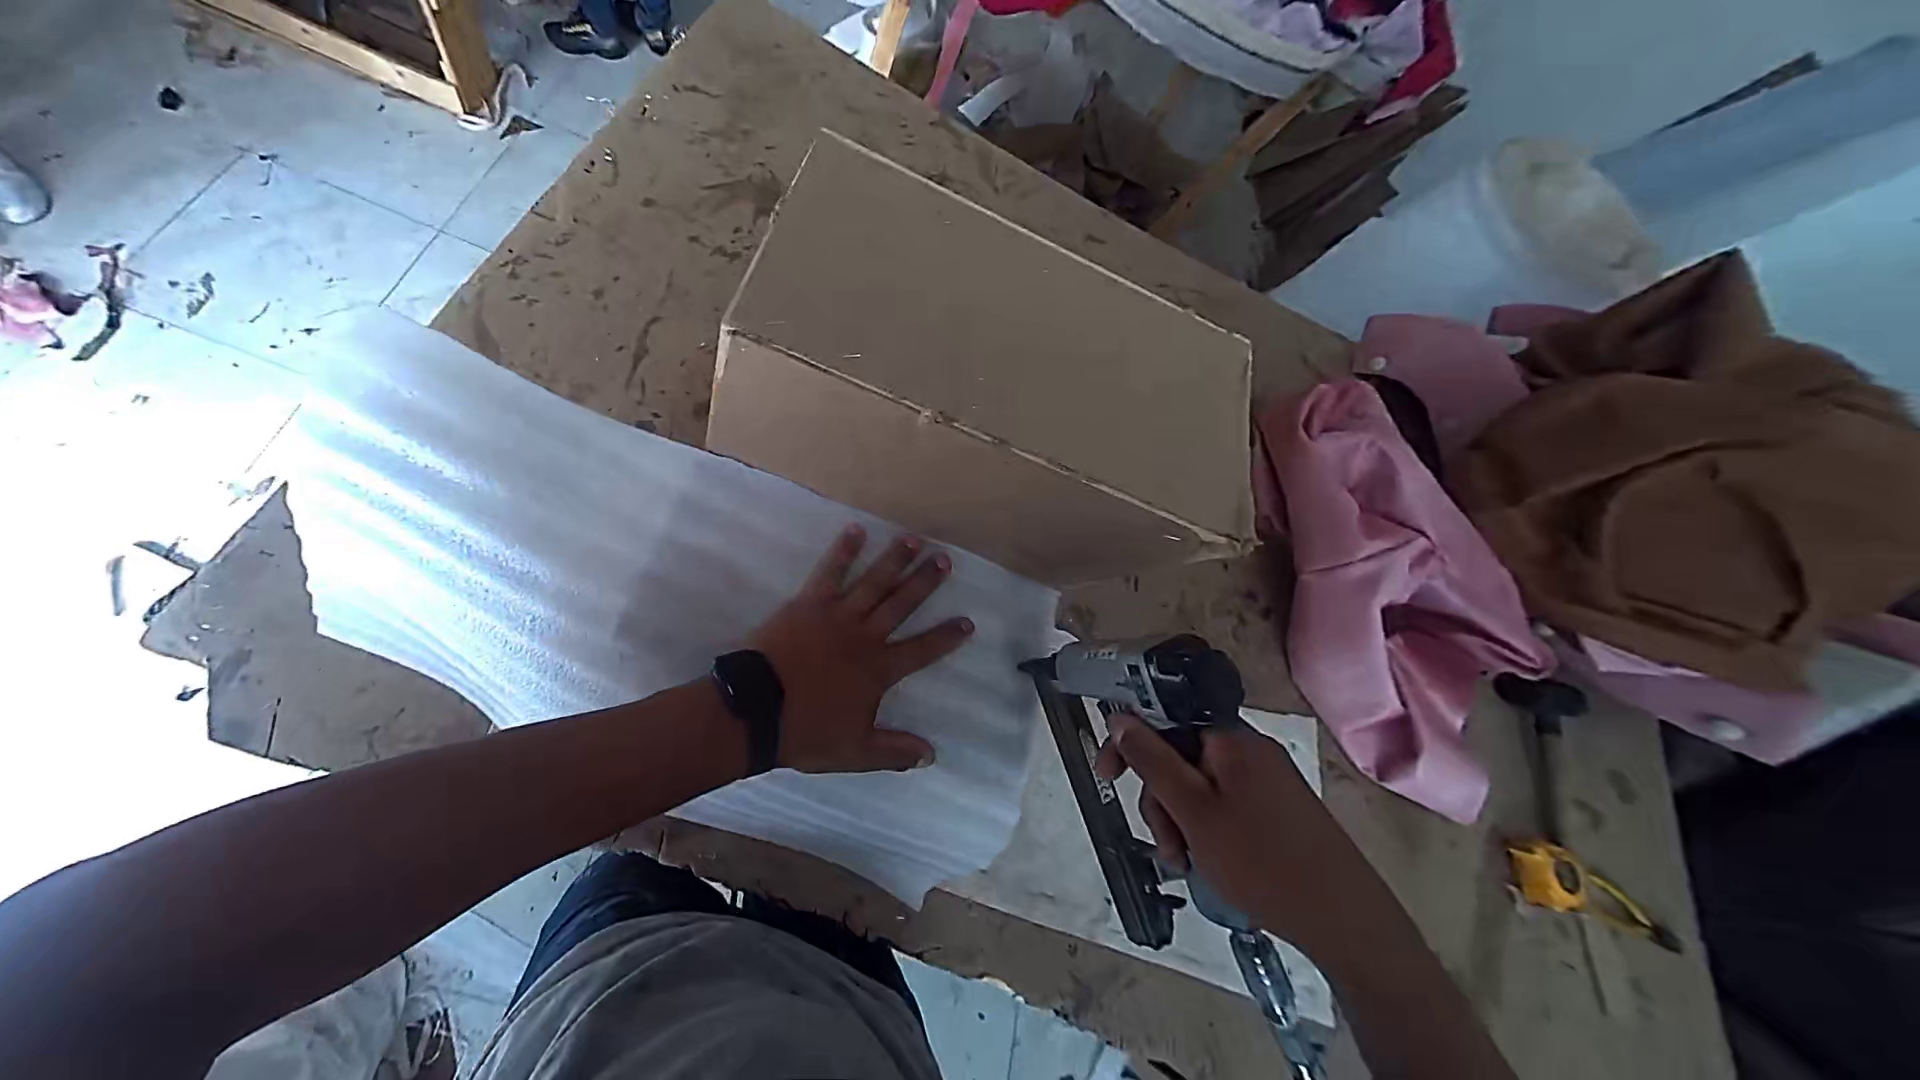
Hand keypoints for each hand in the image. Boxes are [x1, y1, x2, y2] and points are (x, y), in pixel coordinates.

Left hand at [749, 525, 973, 773]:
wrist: (756, 710)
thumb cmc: (805, 731)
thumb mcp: (855, 751)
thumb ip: (894, 752)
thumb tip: (932, 756)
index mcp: (878, 668)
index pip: (922, 650)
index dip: (946, 637)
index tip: (967, 622)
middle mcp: (865, 636)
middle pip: (902, 604)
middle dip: (925, 582)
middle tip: (945, 560)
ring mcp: (837, 616)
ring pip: (873, 582)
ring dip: (895, 560)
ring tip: (914, 540)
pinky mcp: (809, 603)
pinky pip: (829, 572)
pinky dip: (843, 551)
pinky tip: (855, 530)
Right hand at [1095, 713, 1330, 937]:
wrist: (1345, 921)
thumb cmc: (1260, 860)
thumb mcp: (1192, 811)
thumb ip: (1152, 760)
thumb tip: (1120, 717)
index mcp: (1231, 739)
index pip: (1165, 719)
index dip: (1131, 744)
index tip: (1107, 776)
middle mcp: (1249, 750)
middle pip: (1180, 757)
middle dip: (1160, 799)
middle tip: (1166, 845)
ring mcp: (1266, 780)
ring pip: (1198, 786)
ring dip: (1180, 820)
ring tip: (1185, 862)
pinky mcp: (1276, 808)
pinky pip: (1222, 804)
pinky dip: (1204, 828)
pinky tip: (1206, 861)